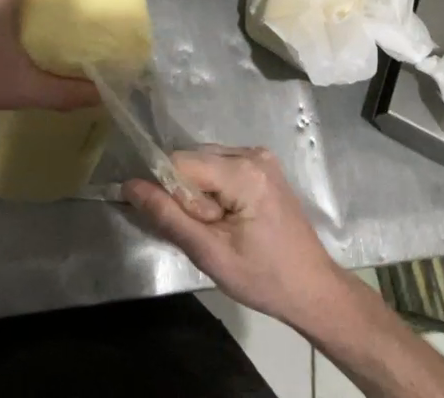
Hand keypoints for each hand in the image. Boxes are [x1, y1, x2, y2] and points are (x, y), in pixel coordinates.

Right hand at [124, 145, 349, 325]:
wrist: (313, 290)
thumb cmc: (263, 278)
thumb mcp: (210, 254)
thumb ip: (168, 216)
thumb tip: (129, 185)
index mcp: (243, 172)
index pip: (180, 162)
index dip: (168, 190)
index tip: (180, 223)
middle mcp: (252, 153)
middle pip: (192, 160)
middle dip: (186, 193)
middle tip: (205, 232)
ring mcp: (261, 157)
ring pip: (204, 163)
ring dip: (199, 192)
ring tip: (218, 228)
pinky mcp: (263, 166)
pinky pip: (220, 167)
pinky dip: (214, 190)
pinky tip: (228, 219)